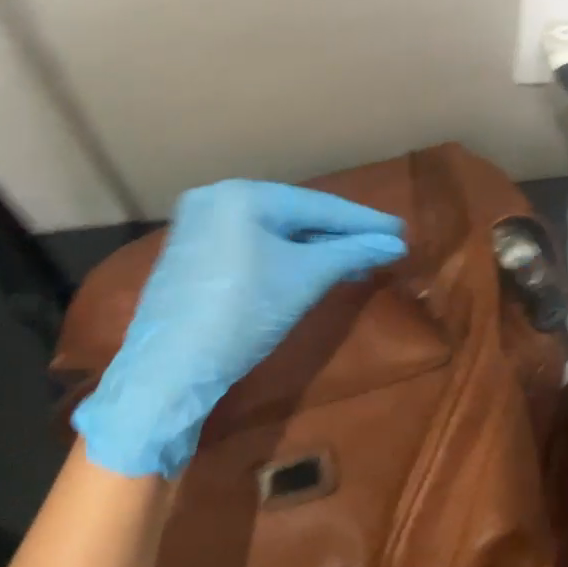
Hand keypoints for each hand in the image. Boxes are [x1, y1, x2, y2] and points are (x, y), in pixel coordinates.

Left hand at [72, 180, 406, 477]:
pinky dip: (284, 259)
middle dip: (339, 235)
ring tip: (355, 262)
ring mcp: (198, 228)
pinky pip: (250, 248)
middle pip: (294, 216)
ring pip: (272, 234)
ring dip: (314, 249)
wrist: (168, 371)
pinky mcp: (191, 258)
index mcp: (241, 194)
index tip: (399, 230)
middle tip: (382, 246)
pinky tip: (311, 272)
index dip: (362, 221)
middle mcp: (215, 200)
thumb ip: (351, 253)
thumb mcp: (304, 280)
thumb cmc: (241, 313)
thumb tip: (395, 244)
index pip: (317, 204)